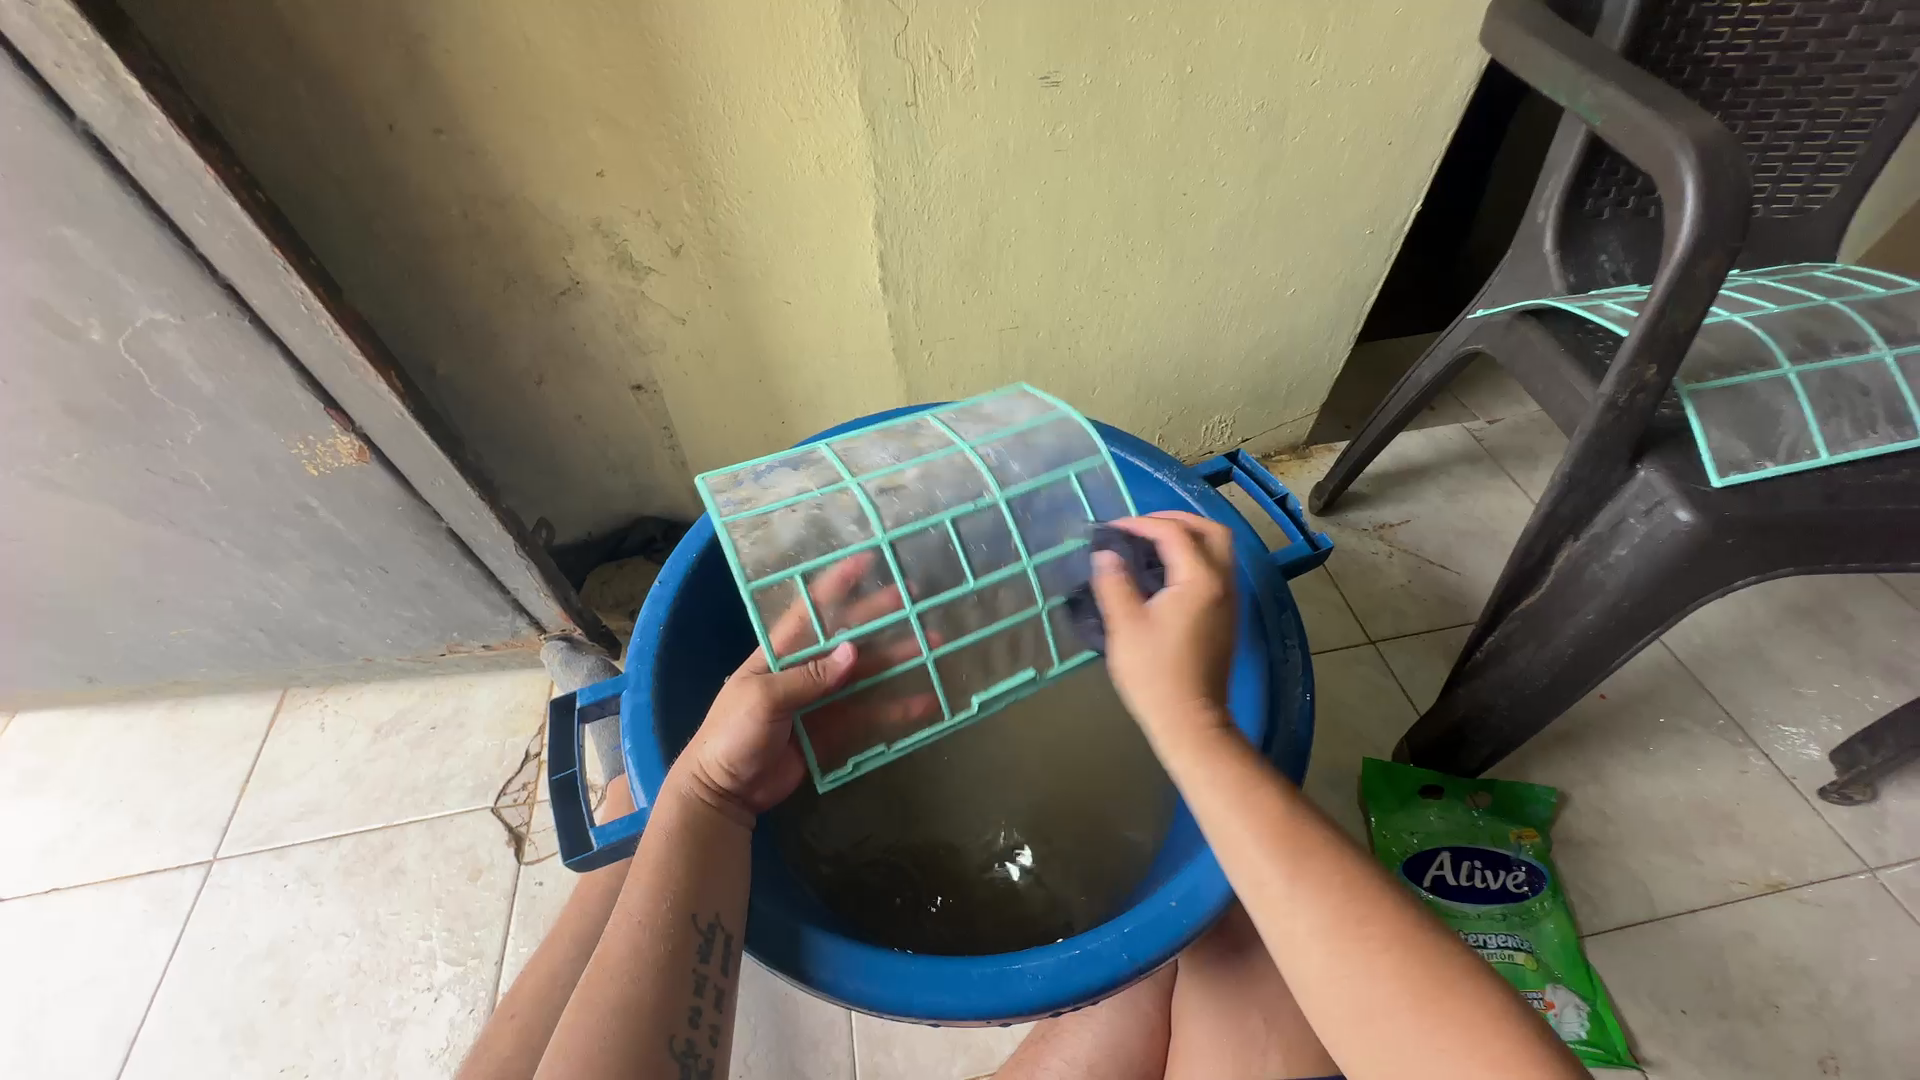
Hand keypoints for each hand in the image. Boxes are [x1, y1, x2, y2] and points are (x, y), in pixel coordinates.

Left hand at [675, 553, 928, 821]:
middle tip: (915, 601)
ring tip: (933, 646)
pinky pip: (870, 716)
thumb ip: (808, 677)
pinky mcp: (833, 732)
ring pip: (867, 675)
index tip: (866, 560)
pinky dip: (897, 710)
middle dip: (882, 618)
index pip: (812, 610)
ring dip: (898, 660)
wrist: (723, 791)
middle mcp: (806, 670)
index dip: (838, 583)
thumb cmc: (731, 734)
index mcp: (781, 654)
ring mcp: (822, 701)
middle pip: (850, 638)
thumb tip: (854, 651)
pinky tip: (924, 704)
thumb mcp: (763, 699)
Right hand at [1090, 511, 1238, 740]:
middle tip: (1141, 526)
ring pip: (1219, 549)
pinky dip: (1195, 556)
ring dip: (1188, 536)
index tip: (1111, 530)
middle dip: (1175, 520)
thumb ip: (1115, 582)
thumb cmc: (1154, 674)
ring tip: (1151, 543)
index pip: (1174, 533)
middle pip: (1210, 530)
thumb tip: (1106, 554)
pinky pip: (1217, 569)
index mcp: (1200, 579)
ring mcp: (1230, 600)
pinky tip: (1166, 572)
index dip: (1140, 524)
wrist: (1190, 721)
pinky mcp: (1227, 616)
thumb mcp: (1125, 626)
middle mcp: (1223, 582)